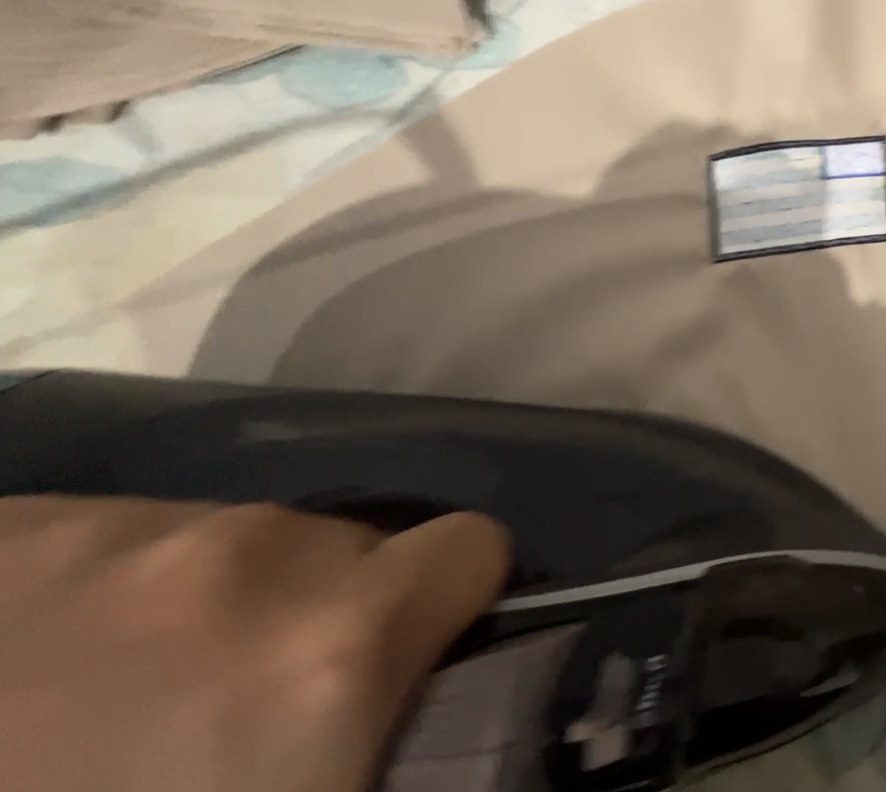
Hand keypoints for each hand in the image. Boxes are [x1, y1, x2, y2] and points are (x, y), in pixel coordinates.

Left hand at [0, 495, 509, 791]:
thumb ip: (363, 726)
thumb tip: (392, 712)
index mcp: (333, 645)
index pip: (468, 546)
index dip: (448, 599)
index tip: (401, 655)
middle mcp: (245, 561)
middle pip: (339, 542)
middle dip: (306, 611)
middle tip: (212, 718)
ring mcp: (105, 536)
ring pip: (221, 537)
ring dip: (193, 603)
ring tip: (91, 699)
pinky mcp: (0, 531)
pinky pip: (104, 535)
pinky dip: (92, 592)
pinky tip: (20, 668)